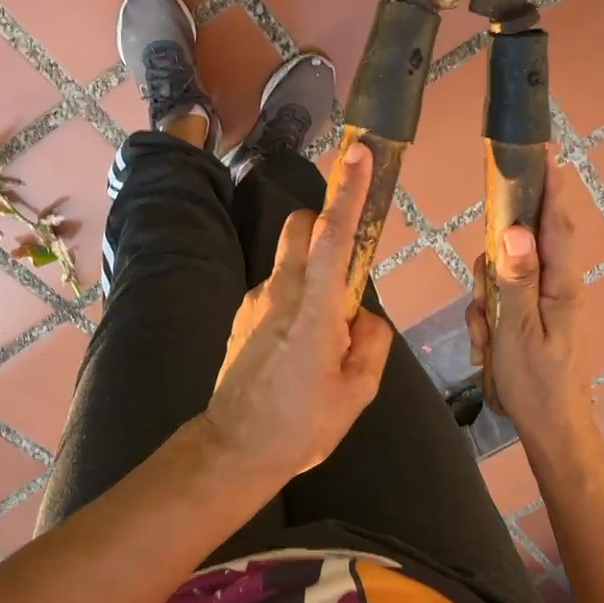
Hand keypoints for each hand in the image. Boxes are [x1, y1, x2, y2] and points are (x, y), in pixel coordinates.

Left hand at [202, 141, 392, 482]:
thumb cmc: (300, 426)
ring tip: (323, 338)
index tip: (359, 153)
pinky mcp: (242, 313)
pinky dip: (295, 298)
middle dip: (324, 225)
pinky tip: (297, 349)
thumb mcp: (357, 394)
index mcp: (314, 311)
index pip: (333, 237)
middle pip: (299, 227)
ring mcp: (255, 301)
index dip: (348, 192)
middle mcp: (279, 293)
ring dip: (313, 273)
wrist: (233, 450)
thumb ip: (370, 343)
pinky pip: (277, 287)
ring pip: (289, 259)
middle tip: (345, 270)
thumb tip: (363, 316)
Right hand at [466, 163, 594, 443]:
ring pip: (500, 275)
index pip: (556, 224)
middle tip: (488, 310)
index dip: (550, 187)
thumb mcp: (519, 333)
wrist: (549, 428)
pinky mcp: (529, 313)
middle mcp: (556, 283)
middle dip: (492, 272)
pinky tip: (492, 348)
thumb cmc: (536, 383)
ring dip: (487, 304)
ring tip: (491, 341)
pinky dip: (488, 321)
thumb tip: (514, 229)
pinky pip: (498, 300)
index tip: (544, 151)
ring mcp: (542, 299)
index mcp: (561, 284)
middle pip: (516, 247)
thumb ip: (516, 281)